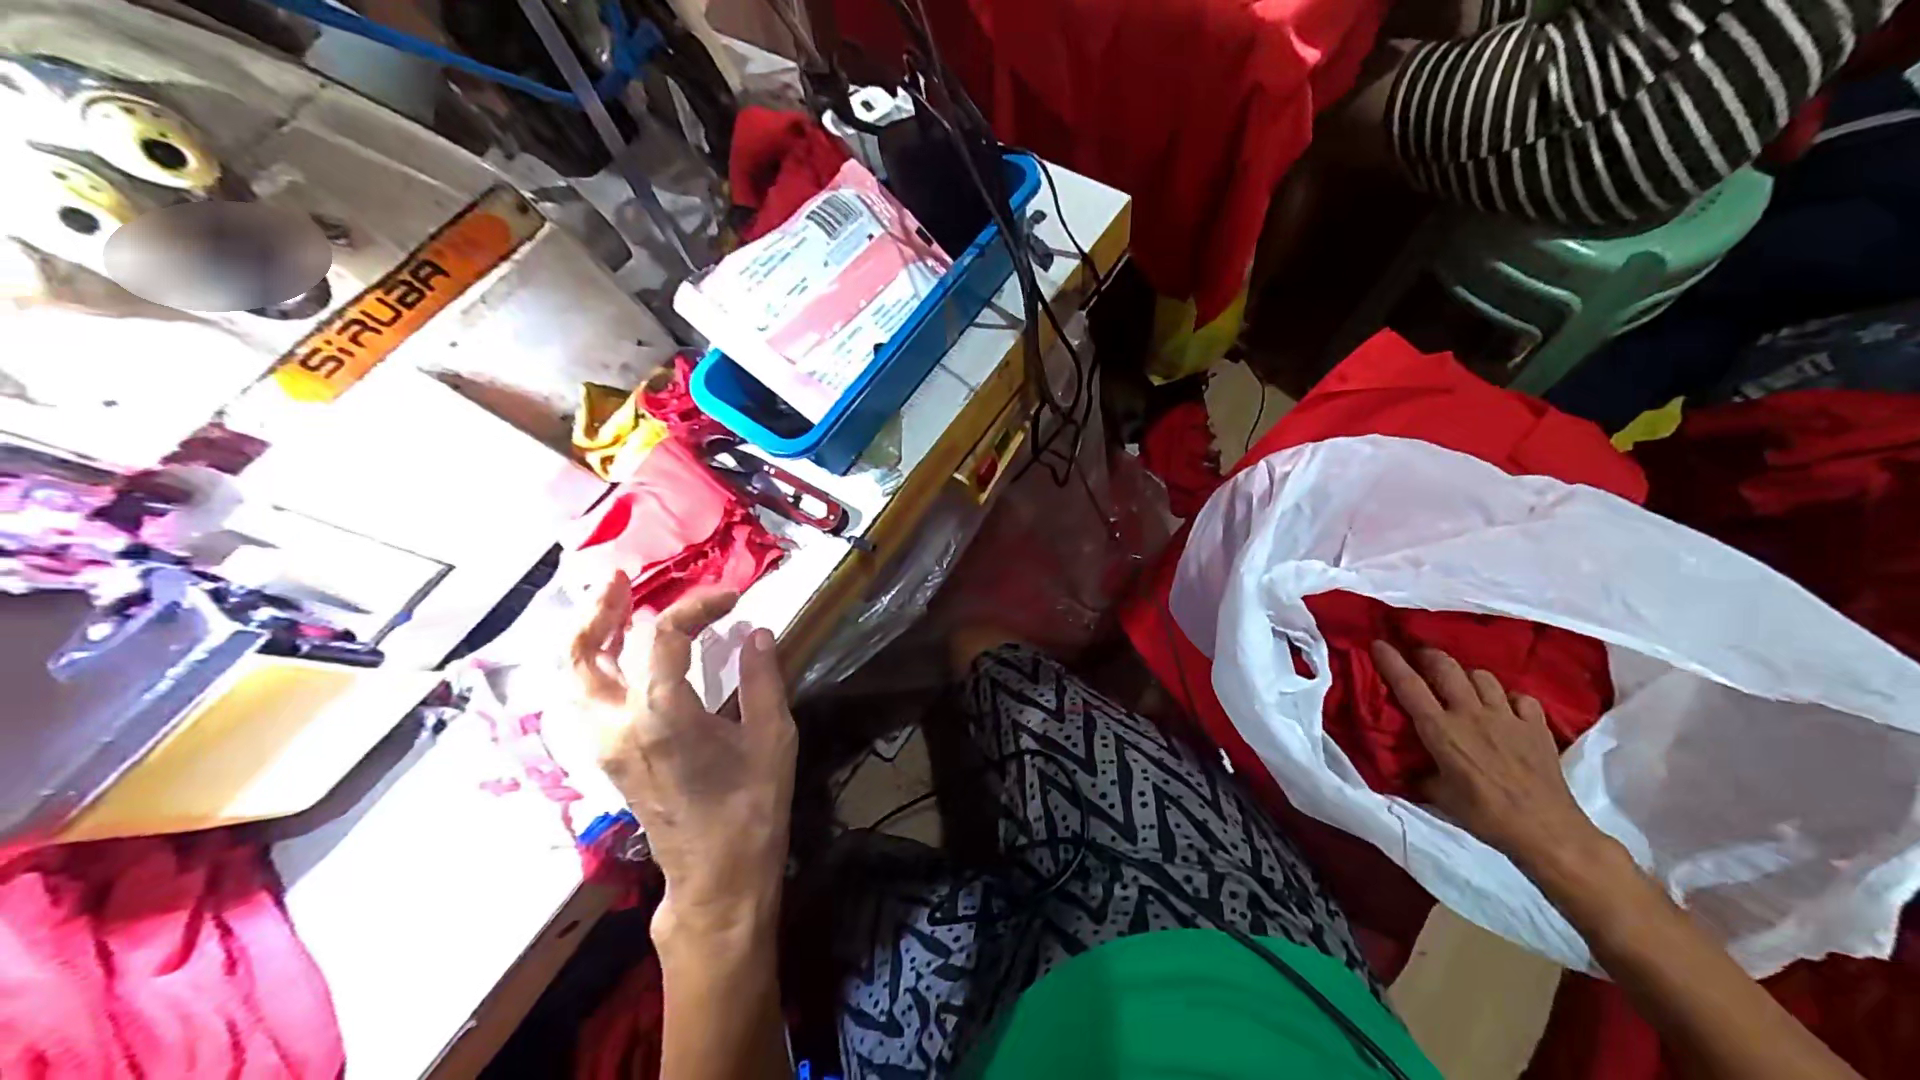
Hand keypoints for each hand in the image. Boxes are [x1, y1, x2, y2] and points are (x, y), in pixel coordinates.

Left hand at [571, 572, 797, 942]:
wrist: (716, 874)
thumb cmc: (750, 806)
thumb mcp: (772, 737)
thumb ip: (761, 678)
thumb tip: (756, 633)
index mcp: (660, 715)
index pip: (662, 636)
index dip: (697, 606)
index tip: (732, 600)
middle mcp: (616, 726)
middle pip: (581, 653)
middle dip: (597, 609)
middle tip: (618, 580)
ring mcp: (603, 745)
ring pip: (571, 678)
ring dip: (585, 636)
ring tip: (610, 608)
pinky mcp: (606, 758)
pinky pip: (582, 699)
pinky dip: (590, 666)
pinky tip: (616, 656)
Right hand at [1369, 640, 1607, 873]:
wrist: (1546, 830)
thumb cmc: (1484, 815)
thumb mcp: (1438, 795)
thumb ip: (1422, 772)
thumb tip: (1408, 766)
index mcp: (1441, 730)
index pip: (1409, 685)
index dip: (1391, 661)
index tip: (1379, 644)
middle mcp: (1471, 714)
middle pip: (1446, 667)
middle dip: (1429, 656)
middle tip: (1420, 658)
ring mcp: (1507, 717)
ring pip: (1482, 676)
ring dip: (1467, 676)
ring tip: (1462, 684)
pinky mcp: (1536, 726)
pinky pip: (1520, 697)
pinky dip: (1509, 698)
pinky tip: (1505, 708)